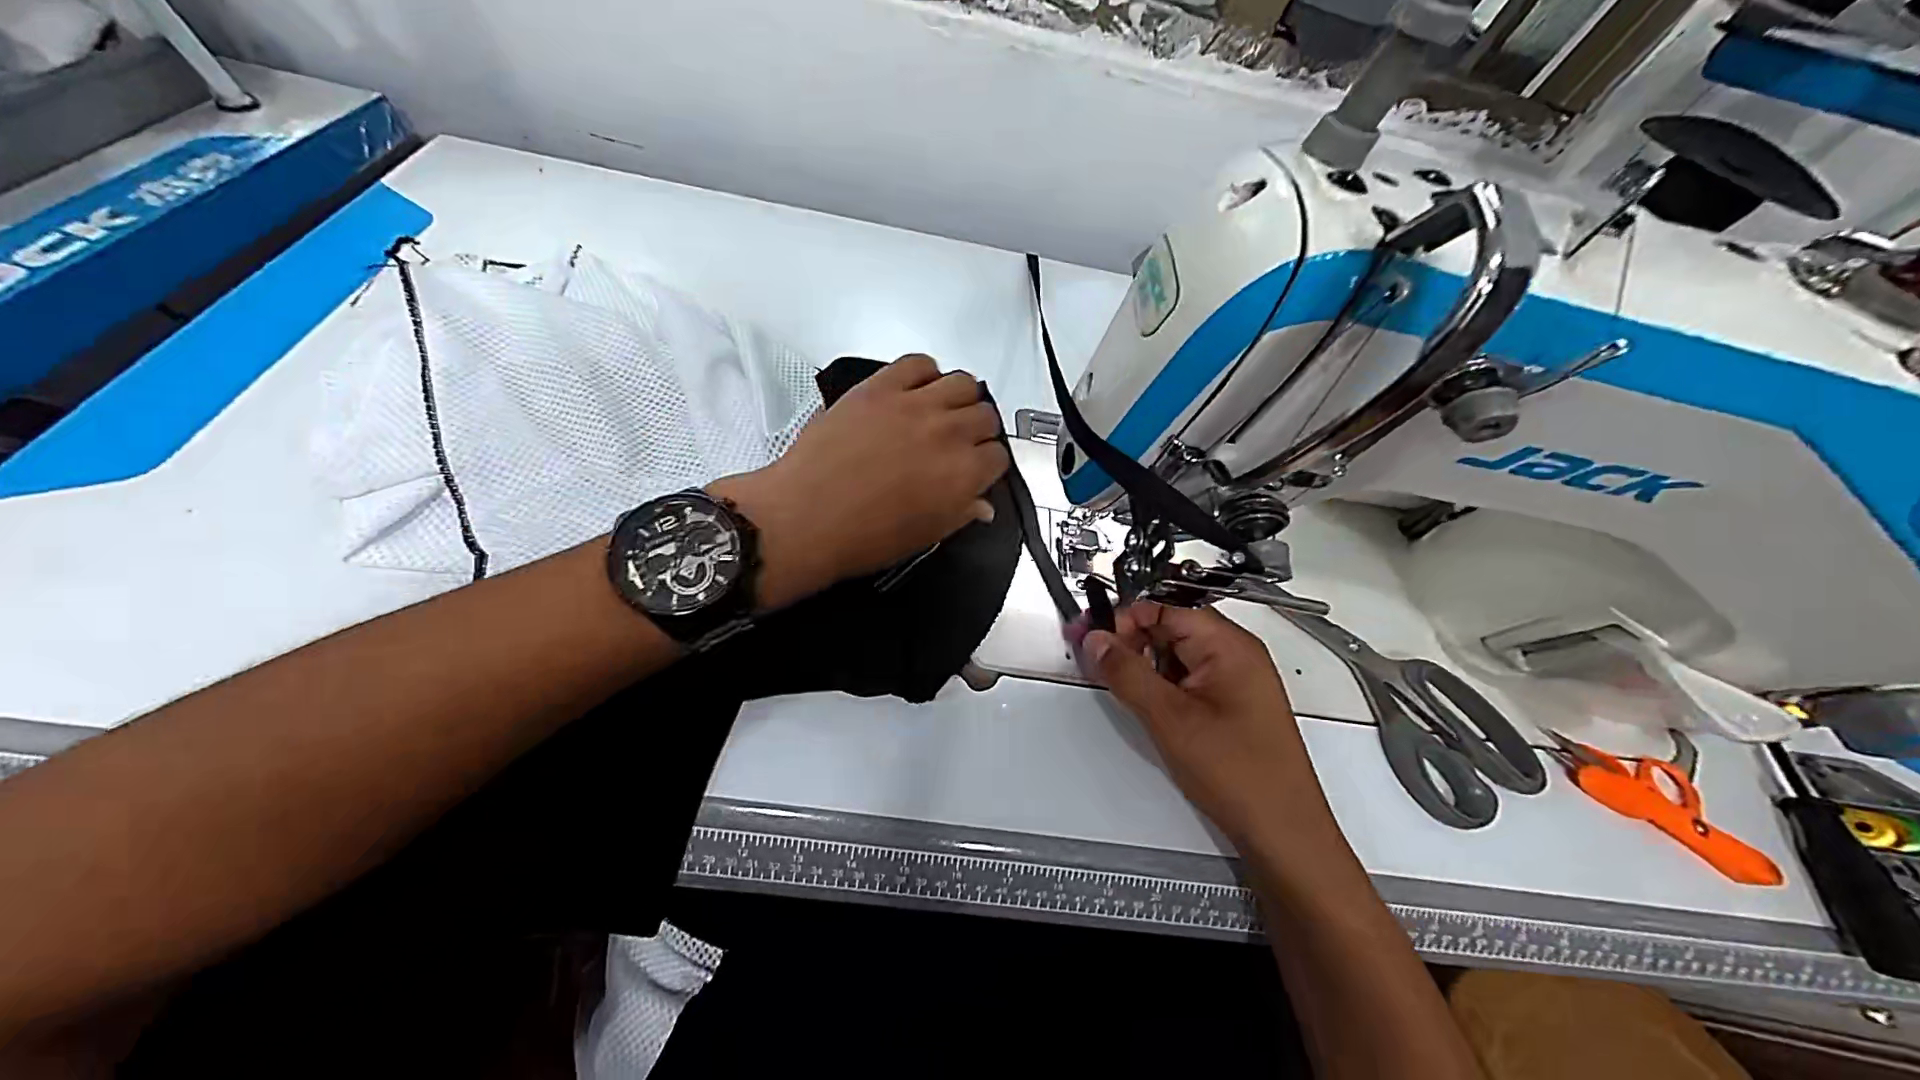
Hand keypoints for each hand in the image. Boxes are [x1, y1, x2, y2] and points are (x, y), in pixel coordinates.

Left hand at [711, 354, 1008, 608]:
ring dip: (959, 397)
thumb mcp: (924, 536)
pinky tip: (916, 389)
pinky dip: (924, 373)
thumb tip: (980, 506)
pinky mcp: (880, 388)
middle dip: (978, 430)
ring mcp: (914, 405)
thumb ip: (960, 514)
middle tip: (959, 441)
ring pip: (962, 382)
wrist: (805, 517)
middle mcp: (948, 434)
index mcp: (964, 475)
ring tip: (943, 411)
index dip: (987, 463)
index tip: (976, 467)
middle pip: (985, 415)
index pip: (998, 456)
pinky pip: (918, 363)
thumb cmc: (860, 536)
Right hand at [1080, 602, 1327, 850]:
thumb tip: (1098, 641)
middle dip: (1129, 640)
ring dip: (1142, 664)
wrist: (1281, 831)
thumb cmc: (1246, 777)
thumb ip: (1127, 673)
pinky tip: (1145, 705)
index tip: (1092, 635)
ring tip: (1120, 687)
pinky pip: (1185, 677)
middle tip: (1096, 659)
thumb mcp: (1170, 718)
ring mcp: (1234, 680)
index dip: (1124, 619)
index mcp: (1230, 646)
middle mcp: (1236, 655)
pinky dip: (1159, 685)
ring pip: (1174, 654)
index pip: (1164, 608)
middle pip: (1169, 627)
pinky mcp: (1228, 703)